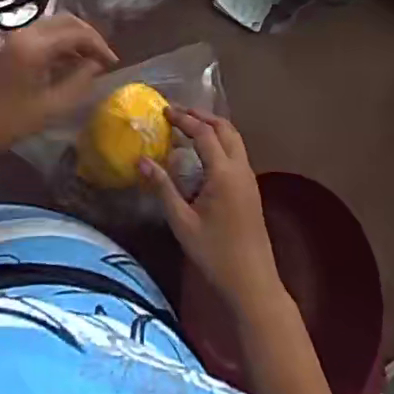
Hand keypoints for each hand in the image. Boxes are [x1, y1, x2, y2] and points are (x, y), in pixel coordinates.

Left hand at [0, 14, 116, 152]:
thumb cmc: (14, 121)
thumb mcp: (54, 105)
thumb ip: (80, 81)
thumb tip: (96, 65)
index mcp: (36, 46)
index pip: (77, 33)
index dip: (99, 45)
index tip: (113, 64)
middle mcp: (26, 33)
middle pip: (67, 21)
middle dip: (89, 36)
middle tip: (104, 58)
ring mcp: (17, 36)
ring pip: (56, 24)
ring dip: (76, 38)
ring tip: (92, 61)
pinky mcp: (13, 44)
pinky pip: (44, 33)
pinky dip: (62, 42)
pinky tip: (72, 62)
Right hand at [141, 108, 284, 314]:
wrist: (252, 282)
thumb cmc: (214, 253)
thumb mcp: (182, 222)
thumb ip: (162, 187)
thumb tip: (141, 160)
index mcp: (224, 173)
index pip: (204, 133)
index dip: (184, 119)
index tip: (164, 110)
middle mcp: (240, 169)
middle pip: (225, 129)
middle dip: (201, 116)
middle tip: (177, 112)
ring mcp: (249, 179)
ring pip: (234, 140)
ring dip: (213, 127)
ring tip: (188, 126)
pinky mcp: (251, 189)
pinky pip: (236, 153)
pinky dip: (220, 142)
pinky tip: (202, 153)